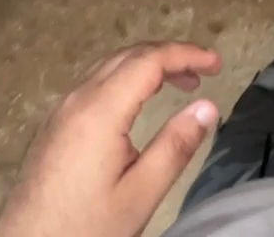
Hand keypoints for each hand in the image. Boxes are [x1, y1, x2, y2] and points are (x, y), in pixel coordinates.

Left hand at [0, 42, 223, 236]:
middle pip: (129, 55)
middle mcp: (78, 97)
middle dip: (170, 55)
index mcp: (100, 108)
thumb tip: (208, 106)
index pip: (149, 60)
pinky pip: (95, 81)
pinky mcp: (55, 121)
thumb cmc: (86, 226)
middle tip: (205, 71)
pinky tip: (138, 99)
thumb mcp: (139, 195)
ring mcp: (63, 107)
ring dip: (147, 65)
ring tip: (181, 82)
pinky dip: (126, 77)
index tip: (218, 63)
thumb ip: (175, 147)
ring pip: (110, 65)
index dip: (186, 54)